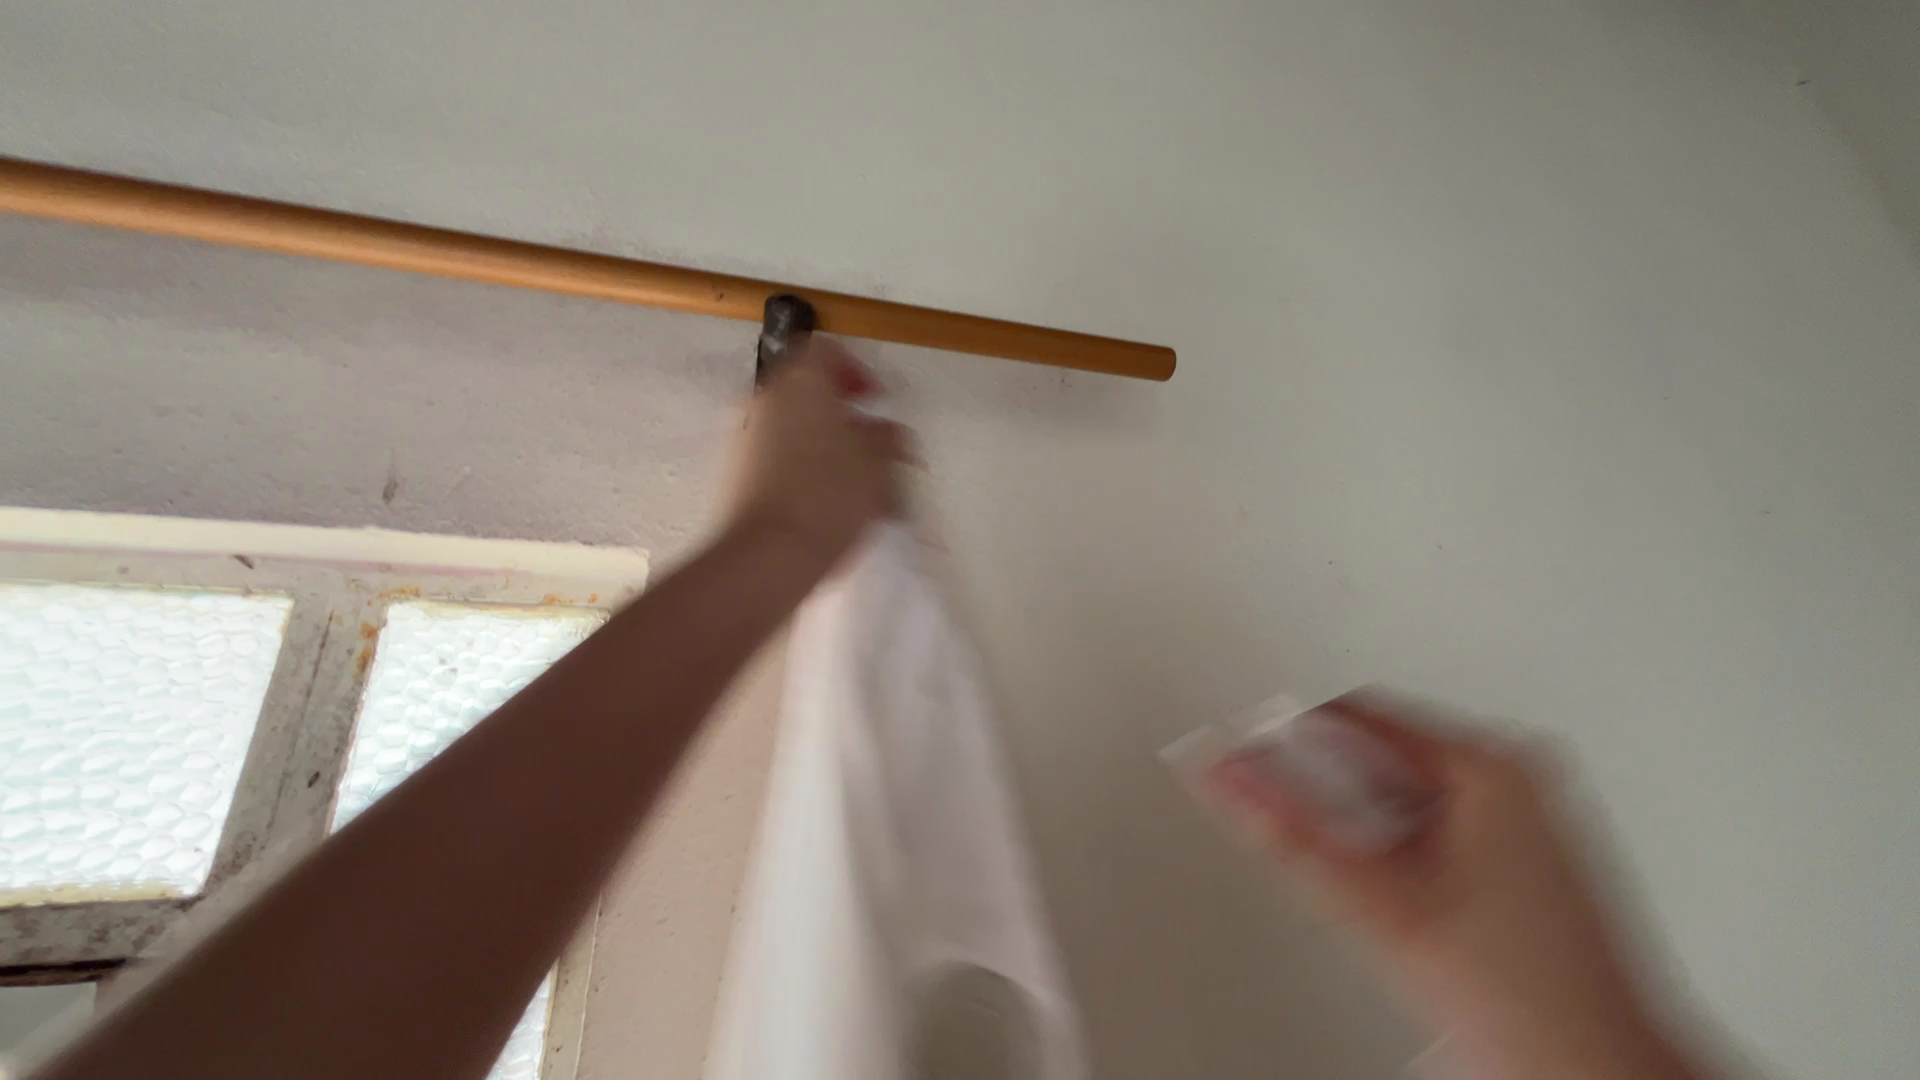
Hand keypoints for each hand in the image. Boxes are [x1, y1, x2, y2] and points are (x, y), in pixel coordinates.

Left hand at [725, 336, 907, 572]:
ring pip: (794, 429)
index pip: (826, 351)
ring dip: (825, 447)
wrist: (766, 556)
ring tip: (854, 486)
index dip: (855, 370)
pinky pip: (778, 458)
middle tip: (871, 448)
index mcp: (802, 382)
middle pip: (808, 393)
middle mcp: (766, 399)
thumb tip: (884, 429)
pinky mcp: (735, 473)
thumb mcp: (878, 465)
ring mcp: (745, 436)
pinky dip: (802, 469)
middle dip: (843, 417)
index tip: (875, 401)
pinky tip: (825, 505)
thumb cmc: (829, 499)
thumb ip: (887, 437)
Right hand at [1208, 692, 1697, 1079]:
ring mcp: (1523, 809)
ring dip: (1357, 816)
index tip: (1247, 752)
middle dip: (1327, 786)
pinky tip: (1390, 886)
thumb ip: (1288, 831)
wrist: (1602, 1069)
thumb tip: (1224, 776)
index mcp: (1490, 765)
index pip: (1357, 714)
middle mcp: (1513, 775)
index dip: (1290, 734)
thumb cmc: (1527, 997)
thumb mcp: (1380, 903)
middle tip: (1293, 822)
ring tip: (1354, 873)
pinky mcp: (1521, 843)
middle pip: (1378, 750)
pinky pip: (1428, 812)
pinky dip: (1391, 837)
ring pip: (1400, 784)